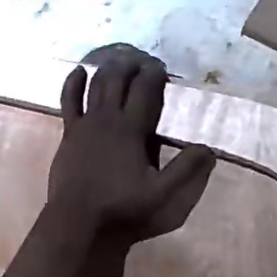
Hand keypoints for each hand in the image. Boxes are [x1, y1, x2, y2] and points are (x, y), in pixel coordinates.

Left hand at [45, 52, 215, 238]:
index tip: (161, 66)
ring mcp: (85, 123)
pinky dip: (73, 83)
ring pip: (96, 85)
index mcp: (131, 129)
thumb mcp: (163, 196)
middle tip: (142, 57)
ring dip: (107, 67)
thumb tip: (208, 148)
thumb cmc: (122, 209)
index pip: (145, 90)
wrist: (78, 220)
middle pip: (119, 79)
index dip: (153, 74)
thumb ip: (186, 171)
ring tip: (118, 56)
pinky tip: (78, 71)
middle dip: (131, 64)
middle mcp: (108, 118)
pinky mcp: (69, 132)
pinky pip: (69, 100)